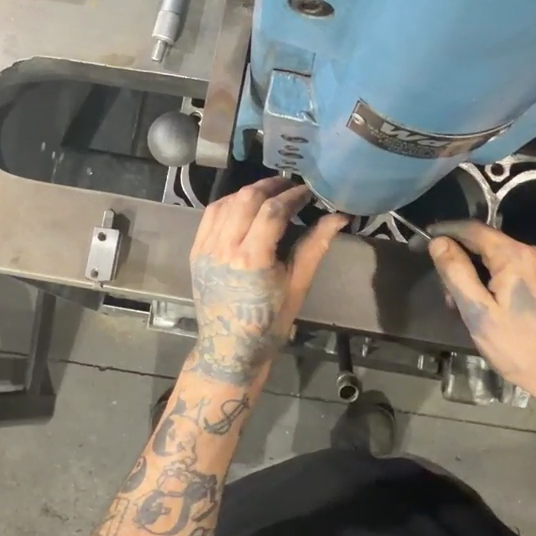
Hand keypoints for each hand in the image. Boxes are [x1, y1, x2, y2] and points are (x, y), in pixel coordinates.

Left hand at [188, 177, 348, 386]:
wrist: (230, 349)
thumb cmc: (269, 322)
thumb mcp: (298, 285)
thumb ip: (315, 245)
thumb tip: (339, 217)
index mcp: (252, 259)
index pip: (272, 211)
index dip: (293, 196)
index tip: (308, 192)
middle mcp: (224, 248)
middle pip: (246, 199)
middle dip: (271, 186)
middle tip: (291, 187)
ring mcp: (205, 249)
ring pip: (226, 202)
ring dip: (250, 193)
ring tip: (271, 194)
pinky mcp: (196, 251)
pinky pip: (211, 215)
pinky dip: (229, 204)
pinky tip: (246, 206)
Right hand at [427, 221, 535, 401]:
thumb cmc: (522, 350)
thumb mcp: (479, 314)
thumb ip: (457, 273)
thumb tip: (439, 242)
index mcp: (516, 256)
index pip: (472, 229)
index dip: (445, 231)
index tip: (424, 241)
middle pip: (490, 245)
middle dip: (464, 263)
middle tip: (449, 298)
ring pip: (507, 261)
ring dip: (483, 277)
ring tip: (473, 312)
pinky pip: (524, 273)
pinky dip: (504, 283)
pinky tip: (500, 311)